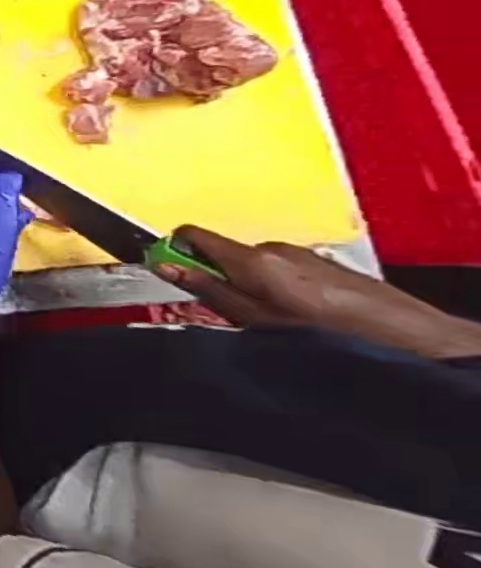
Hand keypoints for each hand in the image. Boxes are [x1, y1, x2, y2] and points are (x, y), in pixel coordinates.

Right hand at [157, 226, 480, 358]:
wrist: (402, 333)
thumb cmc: (322, 329)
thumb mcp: (249, 316)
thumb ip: (206, 287)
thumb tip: (165, 265)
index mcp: (250, 259)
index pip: (192, 235)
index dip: (174, 250)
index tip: (169, 269)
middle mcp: (273, 248)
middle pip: (222, 253)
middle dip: (214, 274)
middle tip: (224, 307)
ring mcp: (301, 253)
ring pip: (251, 263)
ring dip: (245, 282)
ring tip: (263, 313)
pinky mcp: (321, 262)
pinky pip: (278, 267)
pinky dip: (272, 283)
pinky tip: (292, 310)